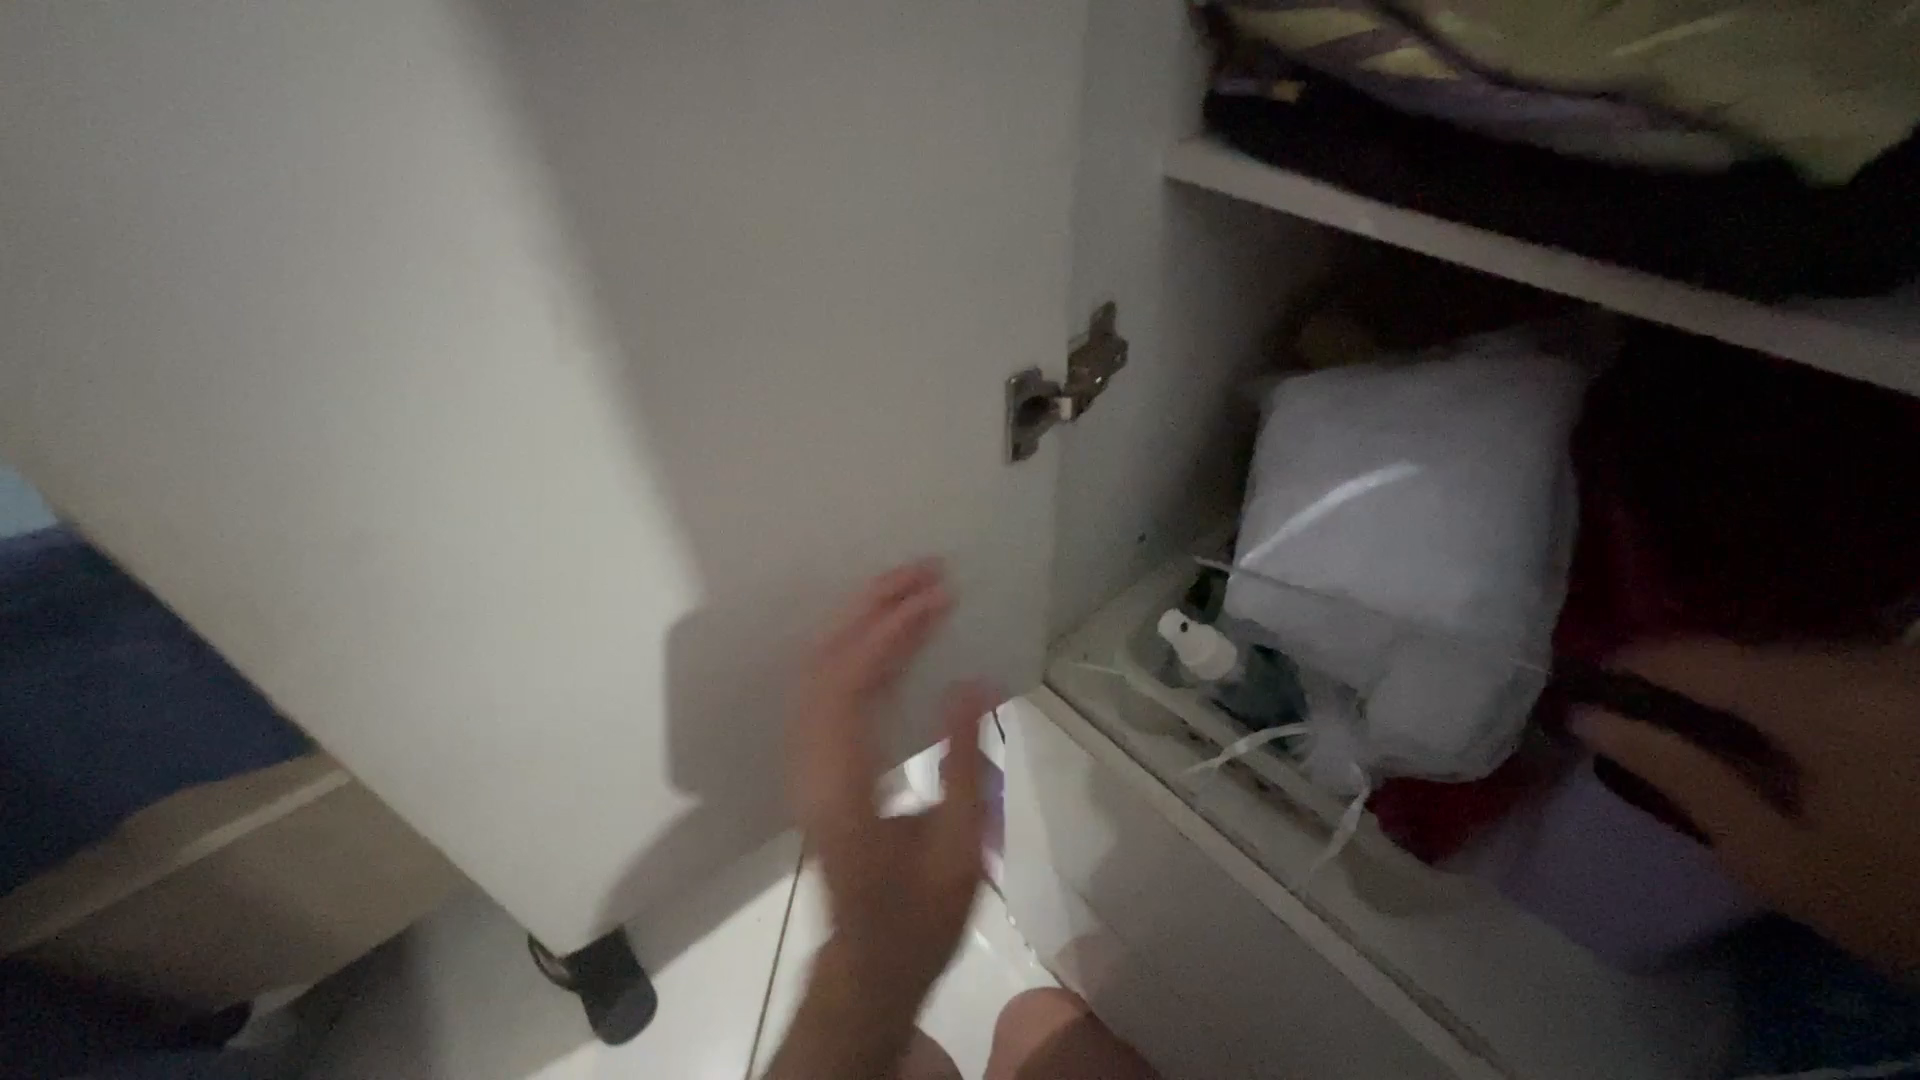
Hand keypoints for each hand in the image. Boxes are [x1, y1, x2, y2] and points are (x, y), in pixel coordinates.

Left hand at [788, 559, 994, 1005]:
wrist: (867, 965)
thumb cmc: (918, 917)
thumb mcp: (957, 849)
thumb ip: (961, 761)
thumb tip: (974, 682)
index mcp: (842, 784)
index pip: (854, 683)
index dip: (893, 631)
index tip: (937, 595)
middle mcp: (810, 764)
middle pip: (826, 663)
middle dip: (873, 607)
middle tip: (924, 571)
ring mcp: (804, 765)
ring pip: (815, 671)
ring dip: (858, 621)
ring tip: (906, 586)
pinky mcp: (811, 767)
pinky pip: (819, 689)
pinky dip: (849, 648)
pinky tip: (880, 633)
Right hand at [1572, 639, 1919, 972]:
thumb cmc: (1915, 907)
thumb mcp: (1777, 858)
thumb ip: (1677, 775)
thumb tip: (1587, 718)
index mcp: (1819, 701)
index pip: (1684, 655)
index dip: (1623, 668)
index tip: (1583, 694)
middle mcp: (1875, 664)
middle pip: (1742, 653)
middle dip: (1688, 688)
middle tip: (1654, 735)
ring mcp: (1917, 674)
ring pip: (1797, 661)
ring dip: (1747, 695)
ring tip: (1727, 748)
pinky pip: (1849, 676)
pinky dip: (1805, 702)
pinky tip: (1808, 754)